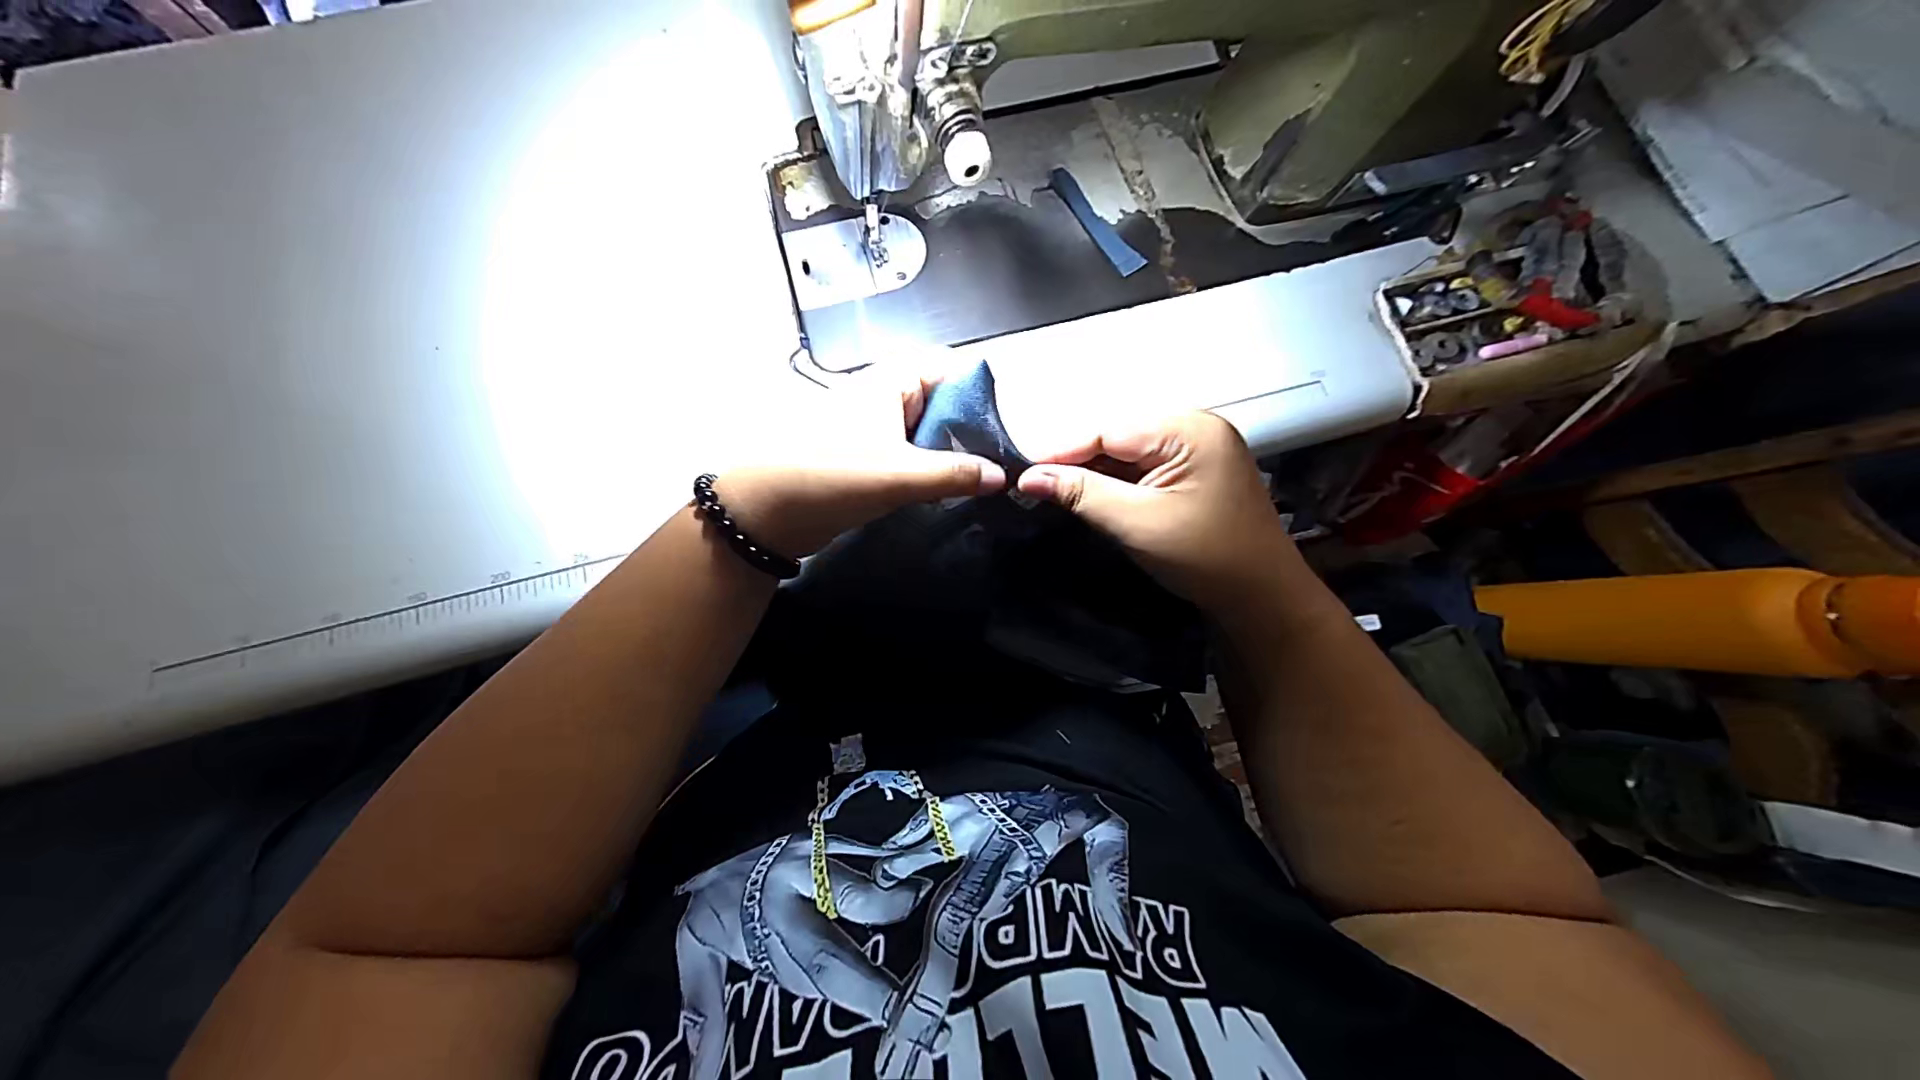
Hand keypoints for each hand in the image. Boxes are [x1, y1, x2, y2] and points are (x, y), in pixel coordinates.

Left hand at [710, 370, 1006, 557]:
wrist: (765, 513)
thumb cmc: (830, 477)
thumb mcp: (900, 475)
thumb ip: (955, 474)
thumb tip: (1001, 476)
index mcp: (891, 382)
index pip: (950, 369)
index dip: (981, 391)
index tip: (1009, 425)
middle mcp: (885, 398)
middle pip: (944, 402)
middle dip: (972, 428)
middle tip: (1002, 460)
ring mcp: (876, 429)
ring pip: (929, 433)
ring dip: (953, 455)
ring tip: (984, 480)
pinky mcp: (869, 459)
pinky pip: (912, 457)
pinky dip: (931, 471)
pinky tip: (951, 492)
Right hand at [1015, 412, 1295, 612]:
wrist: (1262, 598)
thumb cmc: (1205, 558)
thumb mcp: (1136, 523)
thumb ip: (1081, 492)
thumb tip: (1029, 477)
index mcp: (1190, 430)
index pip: (1109, 430)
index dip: (1062, 451)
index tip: (1022, 471)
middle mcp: (1197, 428)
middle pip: (1118, 437)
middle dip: (1077, 461)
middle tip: (1035, 483)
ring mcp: (1200, 449)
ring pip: (1129, 453)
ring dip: (1095, 473)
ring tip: (1056, 491)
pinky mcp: (1197, 472)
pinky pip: (1146, 467)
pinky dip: (1118, 482)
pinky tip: (1093, 496)